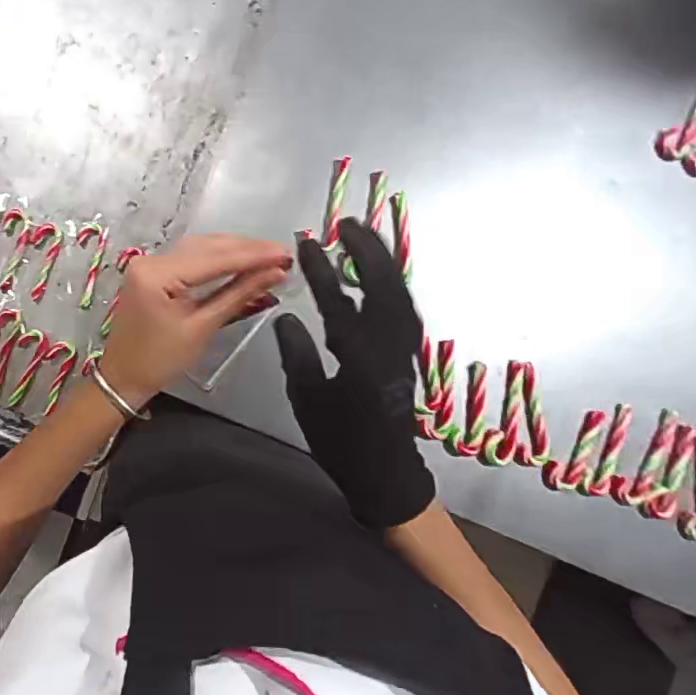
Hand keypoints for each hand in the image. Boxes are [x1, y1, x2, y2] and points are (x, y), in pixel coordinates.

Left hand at [98, 234, 291, 409]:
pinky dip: (217, 260)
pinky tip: (240, 262)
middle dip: (247, 250)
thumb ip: (238, 295)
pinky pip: (190, 258)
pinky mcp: (152, 272)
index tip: (286, 253)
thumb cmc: (159, 361)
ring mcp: (149, 264)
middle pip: (208, 247)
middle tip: (283, 254)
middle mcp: (151, 260)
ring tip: (268, 257)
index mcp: (157, 274)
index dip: (254, 255)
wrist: (122, 378)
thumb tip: (275, 273)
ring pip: (200, 249)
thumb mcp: (202, 328)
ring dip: (234, 252)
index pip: (215, 258)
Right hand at [274, 218, 434, 529]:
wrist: (384, 471)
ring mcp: (404, 346)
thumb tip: (287, 316)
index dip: (320, 270)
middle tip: (347, 224)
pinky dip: (391, 283)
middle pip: (384, 284)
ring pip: (399, 292)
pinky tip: (378, 278)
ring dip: (383, 261)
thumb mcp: (308, 399)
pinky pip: (403, 306)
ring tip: (363, 240)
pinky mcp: (408, 352)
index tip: (305, 243)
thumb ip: (298, 354)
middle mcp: (389, 343)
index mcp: (359, 356)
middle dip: (367, 249)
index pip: (338, 300)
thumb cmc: (340, 441)